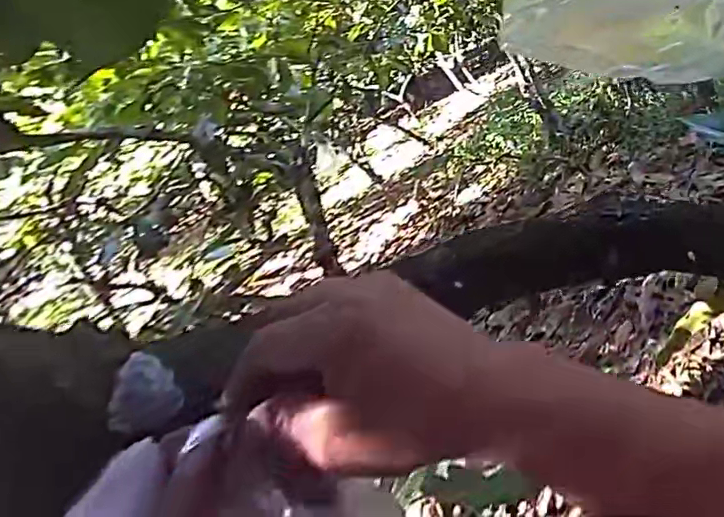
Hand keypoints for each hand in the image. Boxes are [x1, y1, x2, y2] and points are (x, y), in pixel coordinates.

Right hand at [224, 273, 510, 475]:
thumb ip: (289, 425)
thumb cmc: (416, 421)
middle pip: (283, 311)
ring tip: (296, 376)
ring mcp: (374, 281)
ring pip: (312, 298)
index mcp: (332, 325)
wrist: (487, 390)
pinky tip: (334, 354)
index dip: (241, 381)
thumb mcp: (340, 441)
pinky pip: (342, 294)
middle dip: (265, 351)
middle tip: (262, 394)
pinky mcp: (393, 284)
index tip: (236, 413)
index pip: (264, 344)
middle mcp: (349, 290)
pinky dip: (324, 319)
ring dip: (295, 332)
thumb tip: (263, 412)